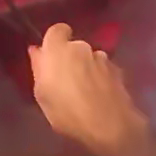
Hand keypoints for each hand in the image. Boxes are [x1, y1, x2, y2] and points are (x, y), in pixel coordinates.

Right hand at [29, 22, 155, 155]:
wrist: (109, 126)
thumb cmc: (66, 111)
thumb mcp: (42, 93)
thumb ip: (39, 68)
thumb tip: (36, 51)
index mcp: (59, 50)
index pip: (57, 29)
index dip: (54, 40)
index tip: (50, 56)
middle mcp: (82, 47)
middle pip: (74, 46)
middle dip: (70, 58)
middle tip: (65, 81)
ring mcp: (103, 58)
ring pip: (90, 58)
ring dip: (86, 69)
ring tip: (85, 92)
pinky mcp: (118, 71)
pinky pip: (103, 70)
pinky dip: (100, 78)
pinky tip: (99, 97)